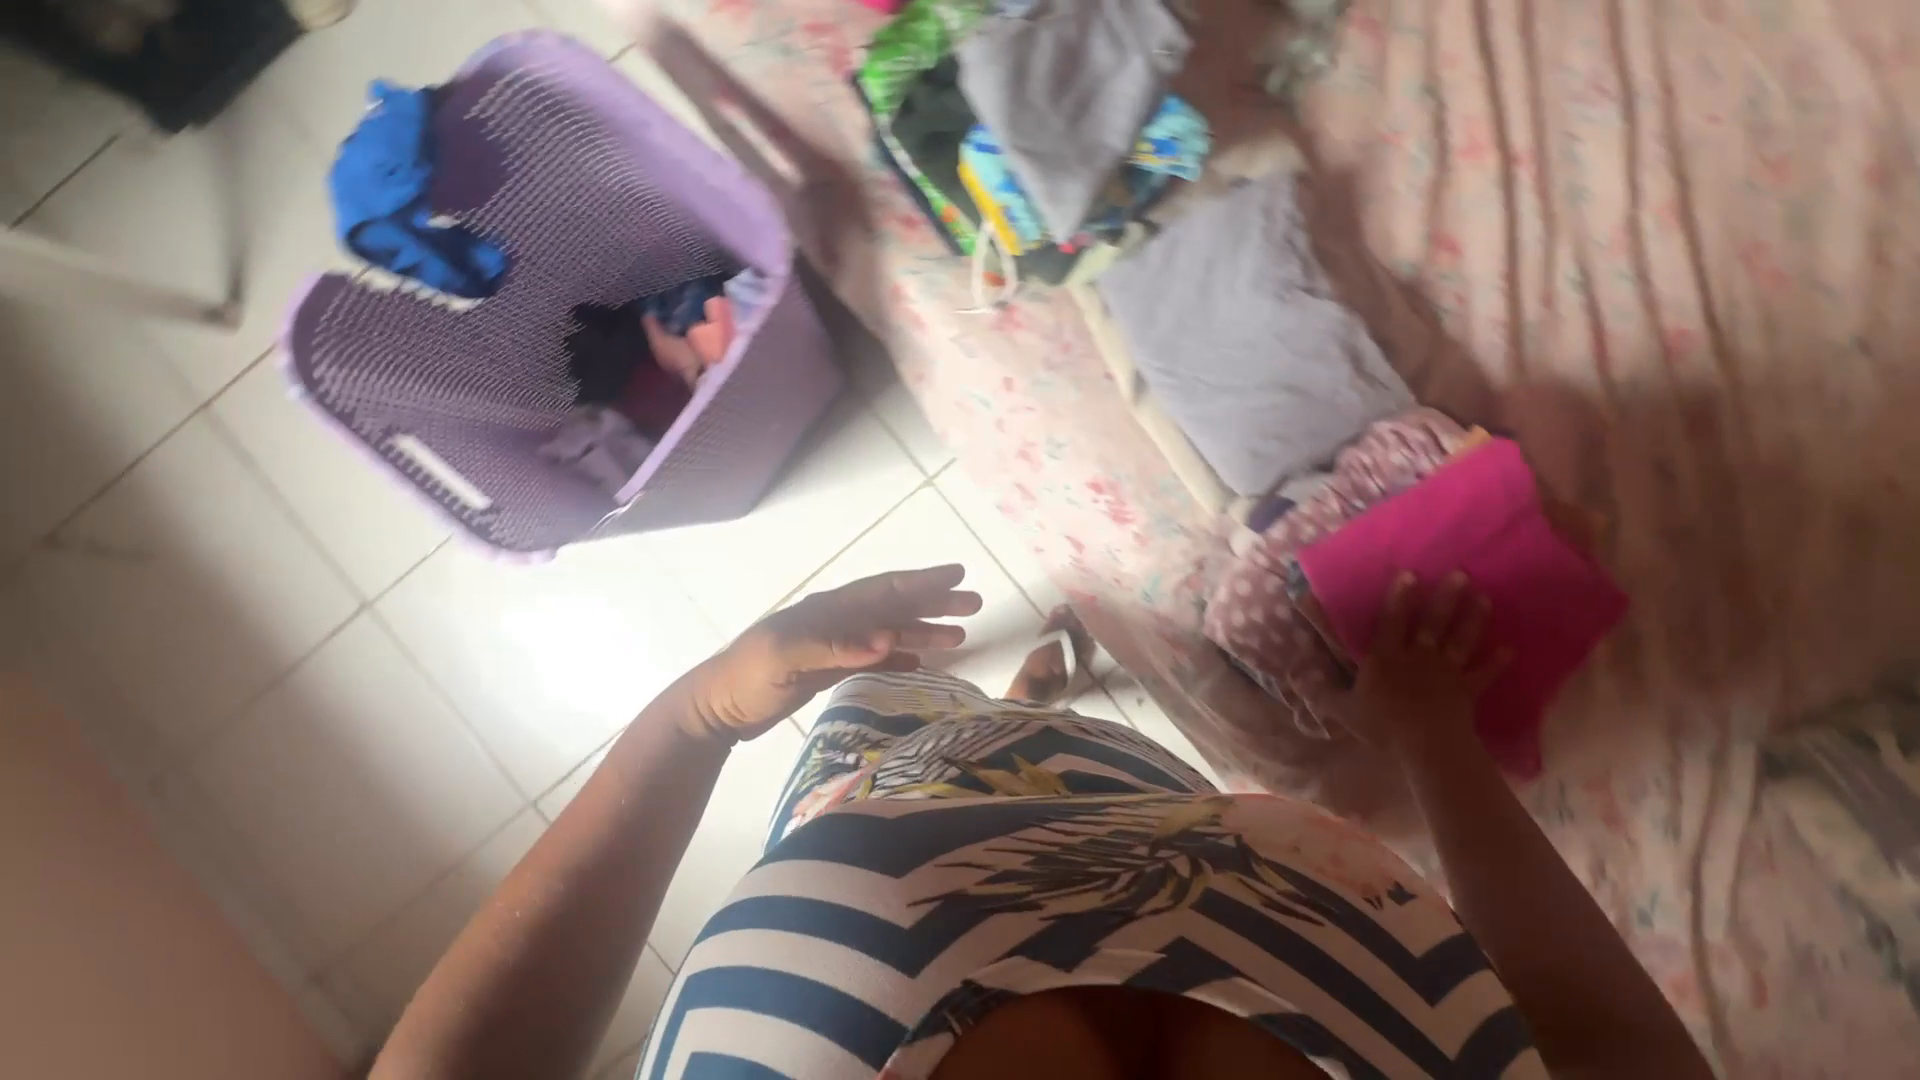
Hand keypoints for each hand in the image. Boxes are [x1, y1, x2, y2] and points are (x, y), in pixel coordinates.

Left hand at [683, 564, 983, 741]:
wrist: (717, 707)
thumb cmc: (749, 676)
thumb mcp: (786, 656)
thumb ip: (836, 646)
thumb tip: (888, 640)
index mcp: (830, 609)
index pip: (885, 590)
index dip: (922, 582)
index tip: (957, 575)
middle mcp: (838, 621)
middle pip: (895, 606)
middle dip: (934, 603)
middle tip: (973, 604)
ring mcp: (835, 645)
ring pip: (889, 632)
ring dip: (923, 631)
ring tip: (959, 635)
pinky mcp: (829, 669)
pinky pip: (875, 659)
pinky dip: (899, 659)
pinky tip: (920, 665)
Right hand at [1337, 570, 1509, 756]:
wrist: (1427, 746)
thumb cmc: (1382, 726)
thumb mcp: (1342, 709)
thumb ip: (1321, 692)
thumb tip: (1296, 676)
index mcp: (1385, 658)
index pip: (1392, 621)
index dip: (1399, 597)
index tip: (1410, 573)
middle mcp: (1417, 657)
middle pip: (1432, 623)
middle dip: (1445, 598)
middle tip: (1460, 573)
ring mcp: (1445, 672)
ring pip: (1460, 640)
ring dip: (1472, 619)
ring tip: (1484, 598)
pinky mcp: (1466, 690)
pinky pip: (1483, 673)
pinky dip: (1496, 662)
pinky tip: (1509, 649)